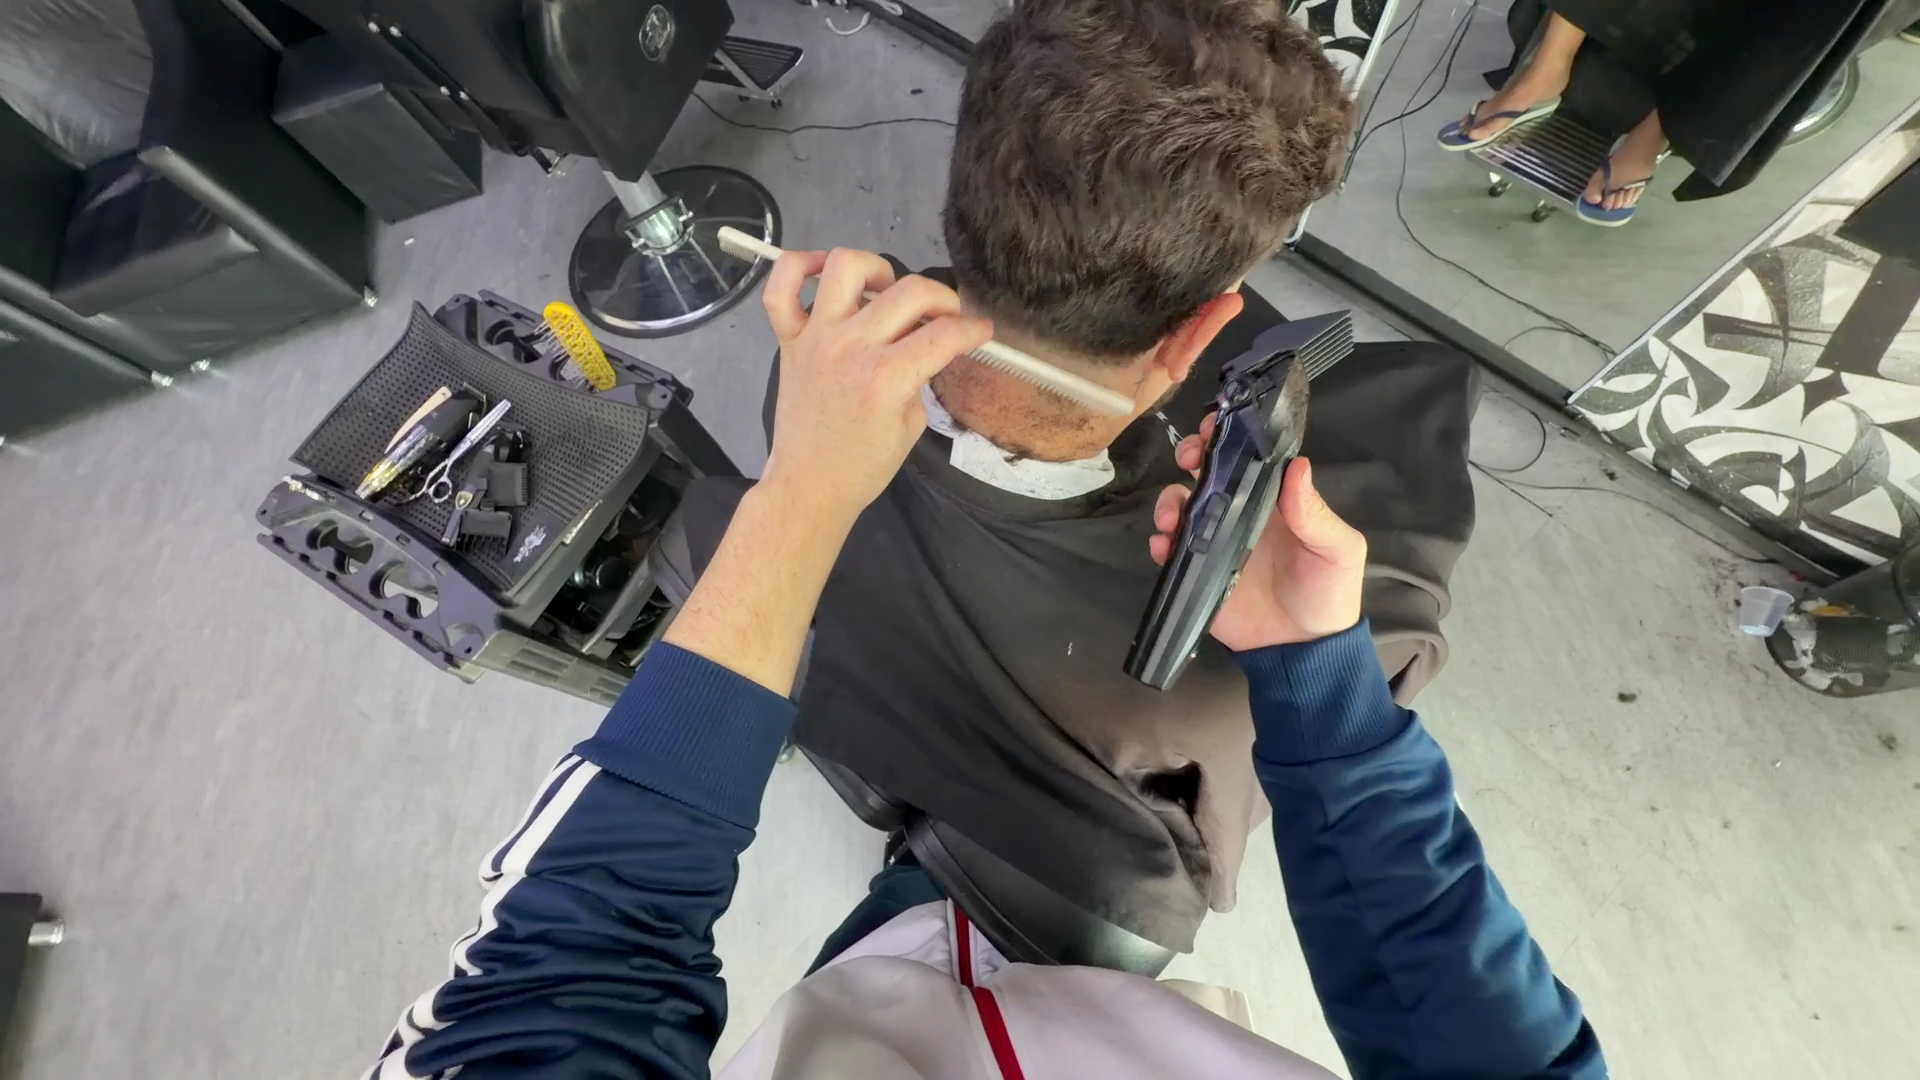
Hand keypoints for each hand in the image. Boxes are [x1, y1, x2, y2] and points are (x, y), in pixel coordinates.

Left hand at [759, 248, 991, 521]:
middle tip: (947, 317)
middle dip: (944, 299)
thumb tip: (923, 350)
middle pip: (910, 292)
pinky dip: (800, 267)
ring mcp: (816, 338)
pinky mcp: (789, 340)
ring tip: (887, 291)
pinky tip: (823, 273)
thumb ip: (919, 380)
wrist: (810, 485)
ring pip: (845, 267)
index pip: (944, 335)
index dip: (973, 330)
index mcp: (888, 377)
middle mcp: (852, 347)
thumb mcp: (912, 427)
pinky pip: (781, 288)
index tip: (981, 331)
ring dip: (878, 269)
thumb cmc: (863, 467)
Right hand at [1150, 416, 1366, 649]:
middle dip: (1191, 457)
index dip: (1229, 437)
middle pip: (1205, 473)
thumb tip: (1298, 466)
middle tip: (1188, 458)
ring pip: (1180, 505)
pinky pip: (1170, 549)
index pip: (1247, 458)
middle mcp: (1239, 513)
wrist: (1301, 649)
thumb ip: (1315, 512)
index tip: (1215, 426)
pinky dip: (1160, 542)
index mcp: (1273, 501)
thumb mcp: (1338, 550)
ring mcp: (1214, 541)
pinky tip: (1164, 545)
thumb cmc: (1328, 593)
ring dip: (1169, 501)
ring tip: (1171, 517)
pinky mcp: (1196, 570)